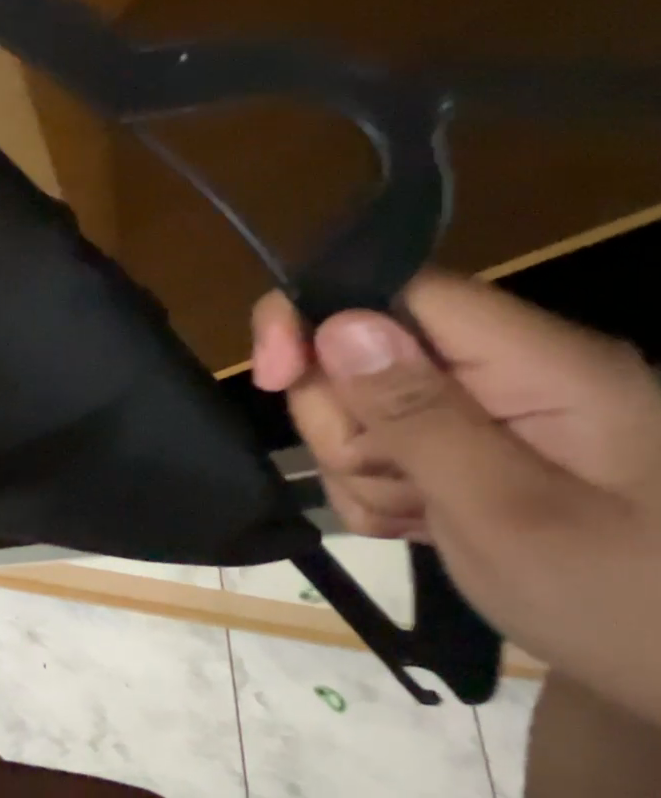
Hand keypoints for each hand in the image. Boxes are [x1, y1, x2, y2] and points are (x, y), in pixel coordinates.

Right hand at [251, 272, 660, 721]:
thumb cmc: (629, 608)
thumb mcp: (510, 516)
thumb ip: (418, 414)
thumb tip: (339, 322)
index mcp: (539, 364)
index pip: (396, 289)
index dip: (316, 317)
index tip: (272, 377)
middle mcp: (509, 372)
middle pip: (358, 351)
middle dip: (342, 418)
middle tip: (391, 483)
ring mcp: (489, 414)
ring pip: (356, 405)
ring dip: (359, 465)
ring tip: (419, 517)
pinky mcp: (471, 450)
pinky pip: (377, 448)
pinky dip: (375, 490)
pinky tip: (420, 525)